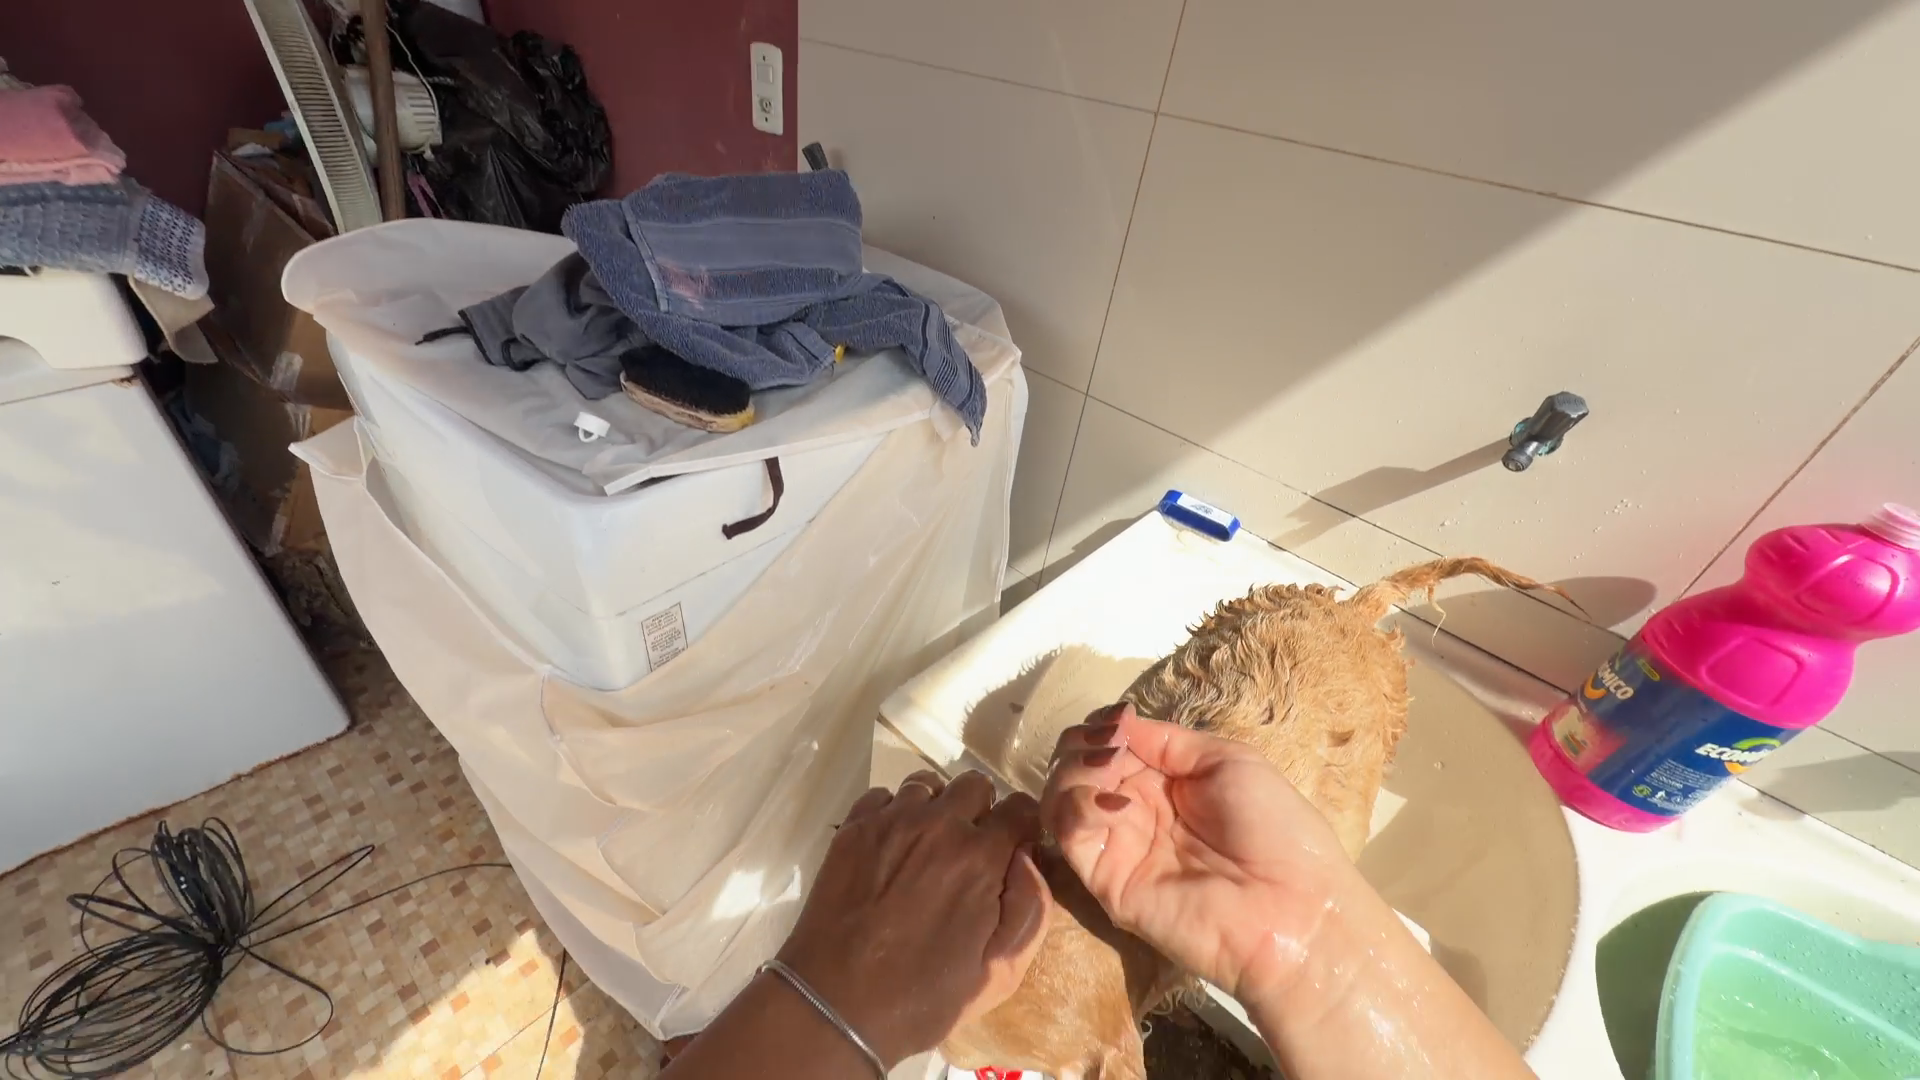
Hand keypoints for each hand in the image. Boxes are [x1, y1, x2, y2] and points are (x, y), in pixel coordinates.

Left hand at [775, 771, 1049, 1066]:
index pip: (1020, 807)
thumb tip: (1026, 856)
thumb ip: (1030, 907)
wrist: (836, 1007)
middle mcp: (937, 824)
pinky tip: (891, 849)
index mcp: (979, 857)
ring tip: (927, 847)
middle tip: (970, 850)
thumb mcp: (1000, 972)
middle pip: (975, 783)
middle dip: (981, 810)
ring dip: (936, 808)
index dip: (1023, 825)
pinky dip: (894, 814)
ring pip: (928, 785)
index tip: (1015, 847)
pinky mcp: (854, 826)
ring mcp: (891, 820)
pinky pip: (884, 796)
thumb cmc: (924, 998)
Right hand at [1041, 704, 1361, 1003]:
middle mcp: (1129, 809)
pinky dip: (1078, 806)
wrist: (1298, 909)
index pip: (1105, 745)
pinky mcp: (1105, 879)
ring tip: (1109, 767)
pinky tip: (1115, 803)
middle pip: (1074, 765)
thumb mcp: (1226, 760)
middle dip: (1082, 744)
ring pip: (1061, 795)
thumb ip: (1165, 740)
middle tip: (1110, 744)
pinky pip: (1069, 834)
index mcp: (1158, 781)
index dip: (1102, 727)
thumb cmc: (1276, 828)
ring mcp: (1115, 844)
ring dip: (1075, 769)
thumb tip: (1116, 718)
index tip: (1118, 721)